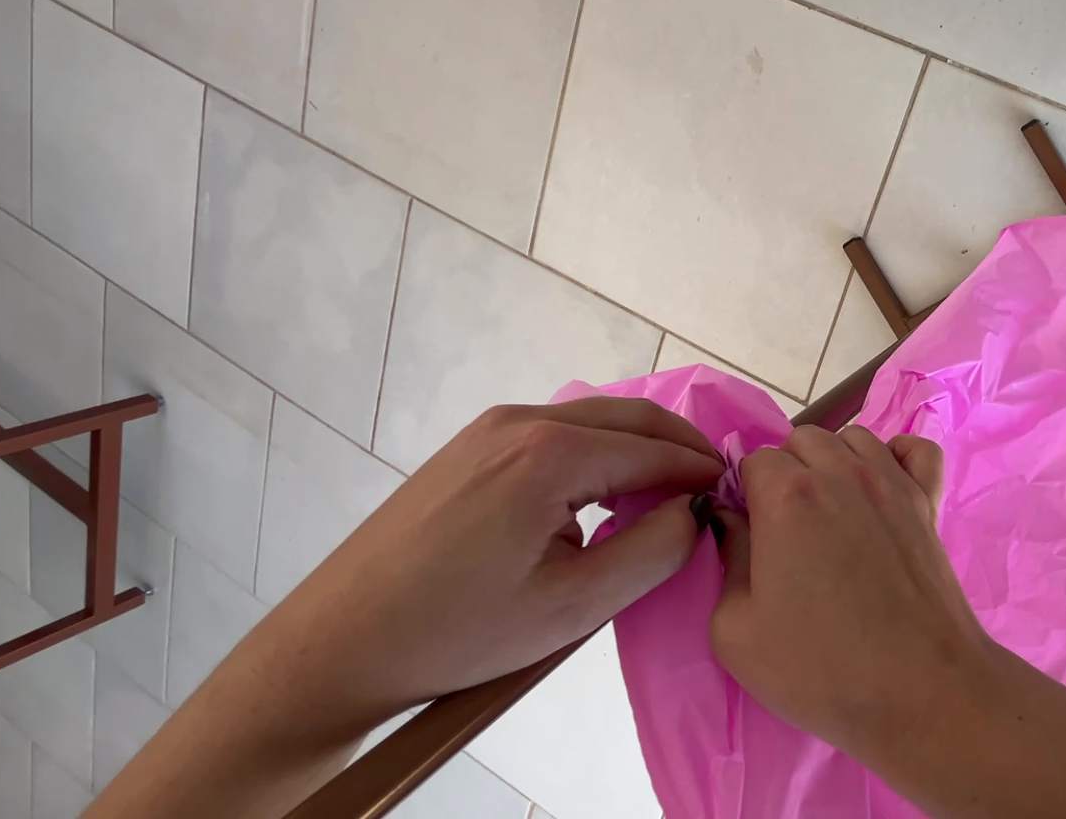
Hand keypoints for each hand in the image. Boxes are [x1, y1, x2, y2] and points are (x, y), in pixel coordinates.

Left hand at [239, 397, 724, 740]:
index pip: (655, 449)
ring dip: (640, 445)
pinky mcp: (470, 444)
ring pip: (595, 418)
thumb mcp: (574, 606)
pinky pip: (559, 430)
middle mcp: (523, 420)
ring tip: (665, 490)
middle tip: (711, 483)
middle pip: (630, 417)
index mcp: (550, 453)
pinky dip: (600, 449)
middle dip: (679, 444)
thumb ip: (654, 549)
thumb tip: (695, 509)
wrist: (332, 648)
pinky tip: (603, 490)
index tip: (734, 493)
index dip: (701, 470)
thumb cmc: (459, 633)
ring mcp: (490, 427)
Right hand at [709, 425, 997, 765]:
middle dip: (787, 472)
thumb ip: (728, 558)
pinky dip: (898, 456)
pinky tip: (886, 485)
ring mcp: (892, 480)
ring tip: (833, 509)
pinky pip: (916, 449)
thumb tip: (732, 519)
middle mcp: (841, 471)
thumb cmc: (819, 668)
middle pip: (802, 441)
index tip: (750, 531)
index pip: (754, 461)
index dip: (746, 493)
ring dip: (836, 461)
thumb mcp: (735, 630)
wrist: (918, 690)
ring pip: (854, 437)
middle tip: (788, 529)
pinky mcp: (929, 498)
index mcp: (787, 495)